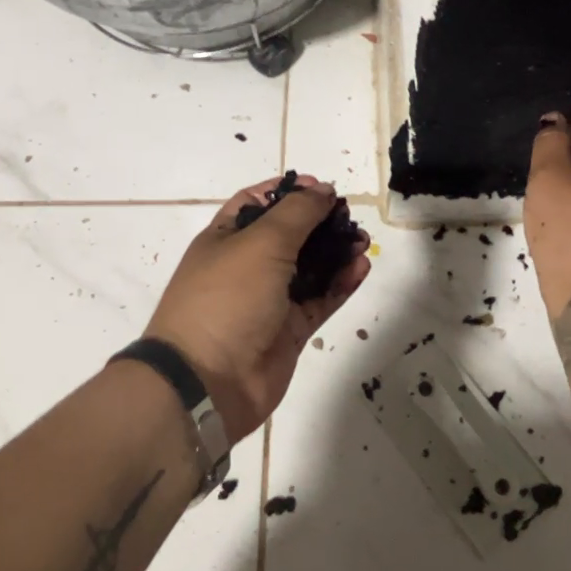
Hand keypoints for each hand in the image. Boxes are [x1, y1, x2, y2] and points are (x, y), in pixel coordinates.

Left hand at [145, 175, 370, 443]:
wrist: (208, 382)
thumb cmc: (227, 298)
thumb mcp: (261, 243)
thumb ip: (298, 213)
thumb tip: (323, 190)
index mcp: (226, 238)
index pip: (258, 203)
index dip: (289, 192)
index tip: (322, 188)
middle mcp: (246, 266)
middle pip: (290, 234)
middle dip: (321, 223)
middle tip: (350, 218)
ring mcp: (268, 300)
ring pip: (310, 268)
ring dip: (336, 252)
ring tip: (363, 243)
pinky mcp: (289, 329)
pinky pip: (320, 299)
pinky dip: (341, 283)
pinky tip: (361, 268)